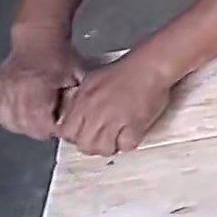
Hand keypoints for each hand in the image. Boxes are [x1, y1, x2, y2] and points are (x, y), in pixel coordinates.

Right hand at [0, 36, 85, 138]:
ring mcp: (1, 86)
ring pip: (6, 118)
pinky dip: (3, 116)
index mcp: (37, 84)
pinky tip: (17, 117)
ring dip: (21, 125)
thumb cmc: (61, 59)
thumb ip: (77, 99)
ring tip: (35, 123)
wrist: (39, 41)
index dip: (48, 128)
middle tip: (49, 128)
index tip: (57, 129)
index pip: (37, 117)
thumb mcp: (78, 77)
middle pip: (20, 121)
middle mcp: (15, 86)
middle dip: (37, 130)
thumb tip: (78, 119)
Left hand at [58, 55, 176, 155]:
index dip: (75, 137)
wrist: (150, 67)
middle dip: (93, 146)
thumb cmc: (126, 71)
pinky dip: (129, 143)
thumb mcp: (92, 80)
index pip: (67, 132)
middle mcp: (95, 113)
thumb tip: (76, 113)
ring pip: (104, 148)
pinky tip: (132, 135)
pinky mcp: (135, 124)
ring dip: (111, 147)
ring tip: (118, 140)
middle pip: (85, 144)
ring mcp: (115, 120)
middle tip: (103, 141)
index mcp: (83, 102)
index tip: (85, 135)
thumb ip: (81, 99)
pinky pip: (127, 145)